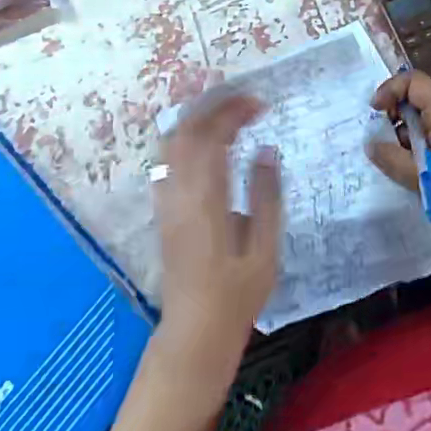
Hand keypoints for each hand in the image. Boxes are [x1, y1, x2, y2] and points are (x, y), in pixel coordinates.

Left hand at [152, 93, 281, 356]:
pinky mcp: (163, 211)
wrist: (195, 332)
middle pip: (186, 131)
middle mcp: (179, 194)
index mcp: (206, 201)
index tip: (261, 105)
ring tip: (226, 108)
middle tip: (245, 98)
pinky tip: (203, 140)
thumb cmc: (237, 294)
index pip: (213, 138)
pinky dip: (185, 138)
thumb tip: (267, 150)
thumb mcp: (265, 249)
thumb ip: (266, 196)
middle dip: (214, 105)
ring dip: (196, 118)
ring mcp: (166, 202)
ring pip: (171, 143)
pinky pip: (167, 161)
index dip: (234, 112)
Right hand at [365, 71, 430, 233]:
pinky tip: (414, 169)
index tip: (375, 112)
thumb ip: (393, 160)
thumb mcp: (423, 179)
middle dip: (394, 116)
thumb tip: (371, 145)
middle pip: (417, 99)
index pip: (415, 81)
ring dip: (406, 135)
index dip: (390, 89)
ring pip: (424, 119)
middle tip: (383, 143)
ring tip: (398, 163)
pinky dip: (418, 145)